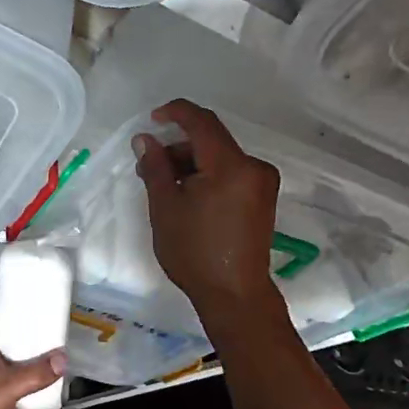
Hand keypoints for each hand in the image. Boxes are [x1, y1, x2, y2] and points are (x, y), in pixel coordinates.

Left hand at [0, 281, 65, 408]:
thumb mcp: (8, 389)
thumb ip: (36, 374)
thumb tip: (64, 358)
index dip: (7, 278)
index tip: (32, 274)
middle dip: (22, 301)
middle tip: (49, 299)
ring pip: (1, 328)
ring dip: (22, 324)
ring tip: (49, 321)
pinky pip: (3, 346)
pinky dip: (20, 344)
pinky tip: (38, 352)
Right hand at [135, 99, 283, 315]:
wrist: (235, 294)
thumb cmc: (196, 252)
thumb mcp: (166, 207)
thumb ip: (155, 167)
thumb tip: (146, 140)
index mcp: (232, 165)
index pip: (202, 122)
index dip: (176, 113)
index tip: (153, 119)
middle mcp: (254, 167)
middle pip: (212, 141)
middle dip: (179, 147)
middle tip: (149, 167)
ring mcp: (262, 183)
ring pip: (221, 158)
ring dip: (192, 164)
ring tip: (164, 187)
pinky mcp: (263, 199)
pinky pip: (232, 174)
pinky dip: (208, 176)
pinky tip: (188, 195)